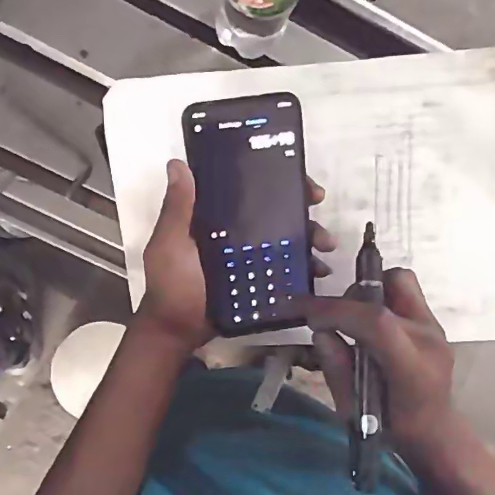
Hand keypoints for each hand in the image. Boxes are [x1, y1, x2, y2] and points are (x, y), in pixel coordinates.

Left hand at [136, 159, 333, 349]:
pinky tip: (318, 271)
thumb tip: (177, 164)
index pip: (247, 190)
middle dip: (301, 208)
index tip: (299, 181)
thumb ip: (177, 208)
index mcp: (212, 218)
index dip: (274, 180)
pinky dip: (304, 268)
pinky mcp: (257, 281)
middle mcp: (234, 233)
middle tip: (317, 206)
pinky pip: (285, 270)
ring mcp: (248, 258)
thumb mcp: (170, 242)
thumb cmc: (170, 283)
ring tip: (324, 246)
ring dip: (309, 238)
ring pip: (285, 240)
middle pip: (274, 213)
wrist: (177, 331)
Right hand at [297, 269, 464, 455]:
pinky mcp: (432, 323)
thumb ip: (336, 368)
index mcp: (412, 369)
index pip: (376, 322)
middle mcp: (429, 340)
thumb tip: (320, 331)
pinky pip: (403, 293)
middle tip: (331, 320)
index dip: (336, 310)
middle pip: (391, 287)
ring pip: (400, 280)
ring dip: (368, 292)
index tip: (304, 311)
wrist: (434, 434)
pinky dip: (379, 298)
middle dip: (351, 297)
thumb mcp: (354, 410)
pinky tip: (368, 324)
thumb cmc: (392, 430)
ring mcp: (435, 328)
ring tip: (351, 319)